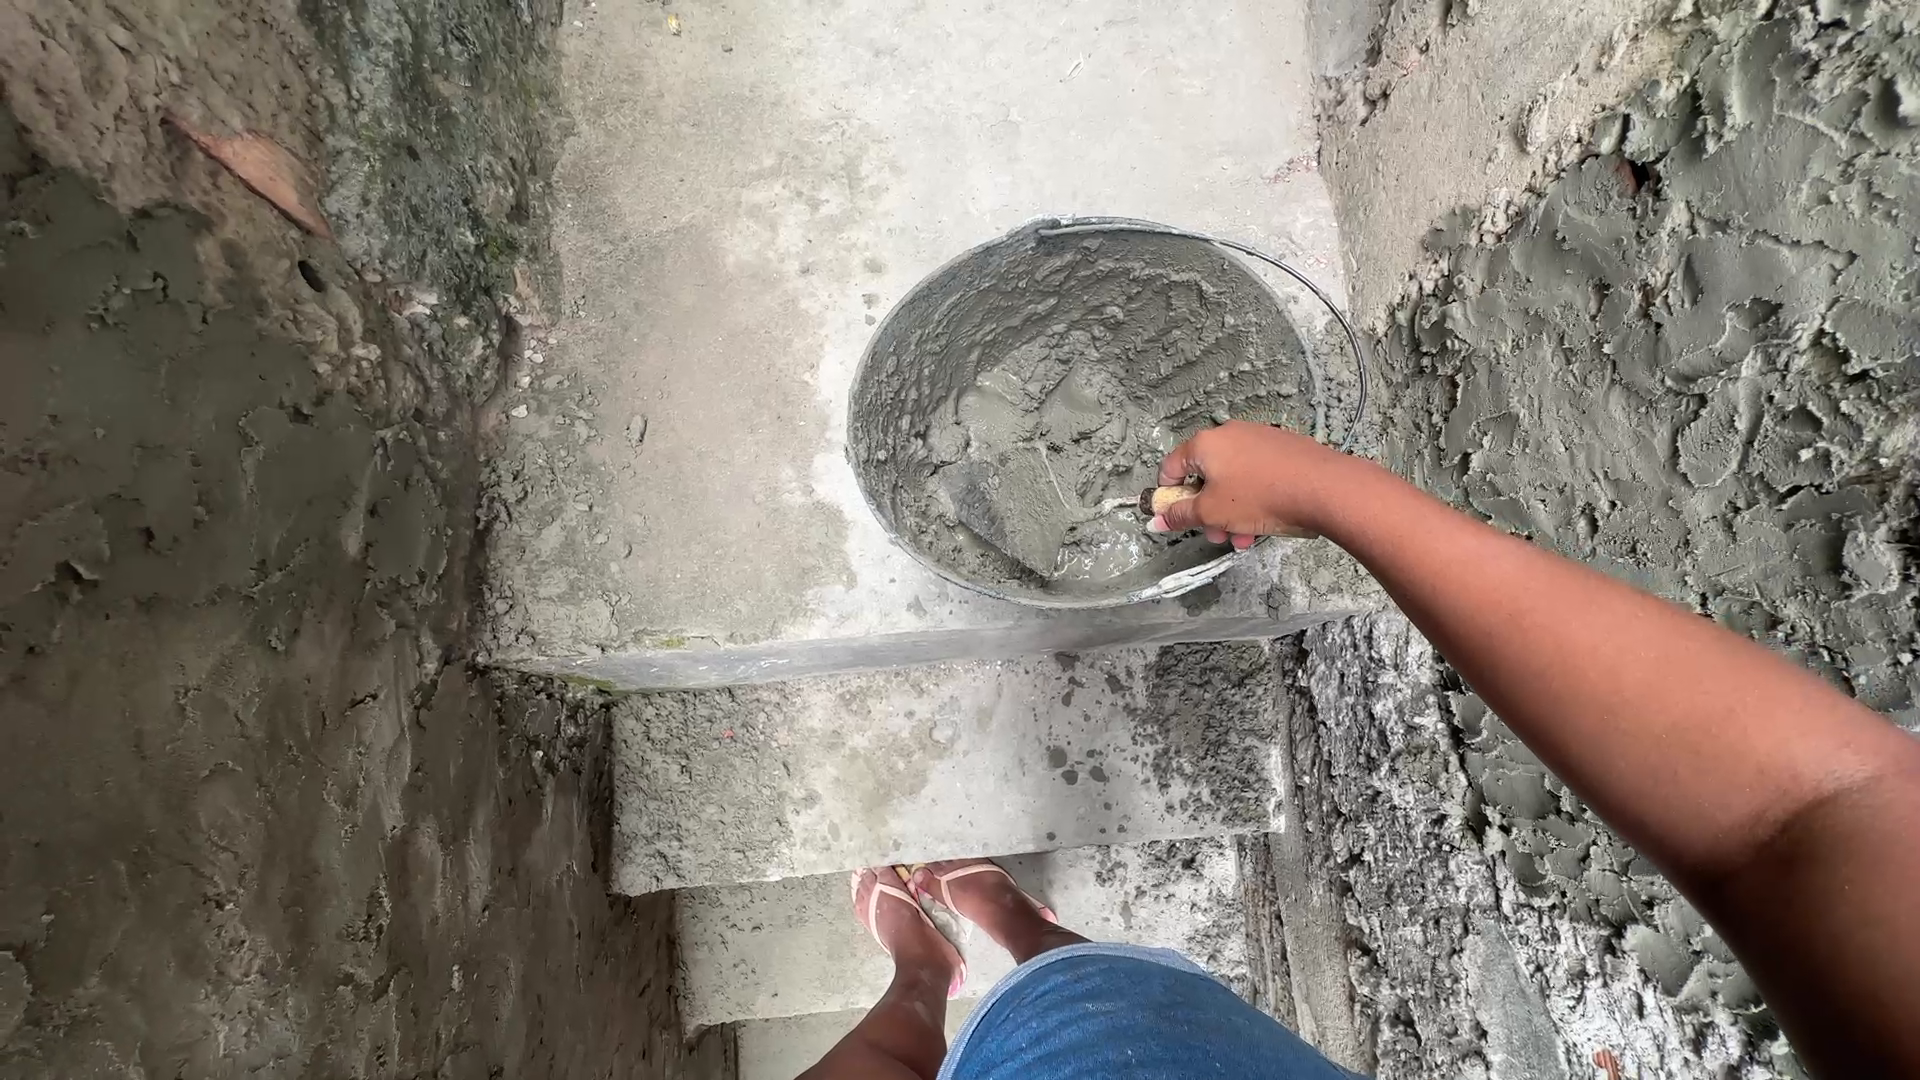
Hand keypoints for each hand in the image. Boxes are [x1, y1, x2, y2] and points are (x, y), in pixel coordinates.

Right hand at [1150, 420, 1343, 546]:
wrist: (1325, 488)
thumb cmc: (1262, 497)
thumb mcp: (1211, 512)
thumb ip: (1180, 515)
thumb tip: (1157, 519)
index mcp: (1205, 443)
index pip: (1171, 467)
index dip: (1168, 495)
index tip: (1177, 516)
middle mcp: (1229, 434)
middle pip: (1204, 475)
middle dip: (1205, 509)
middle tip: (1215, 532)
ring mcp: (1259, 438)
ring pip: (1231, 479)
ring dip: (1229, 509)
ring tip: (1244, 536)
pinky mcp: (1282, 448)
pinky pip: (1255, 475)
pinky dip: (1252, 497)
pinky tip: (1264, 522)